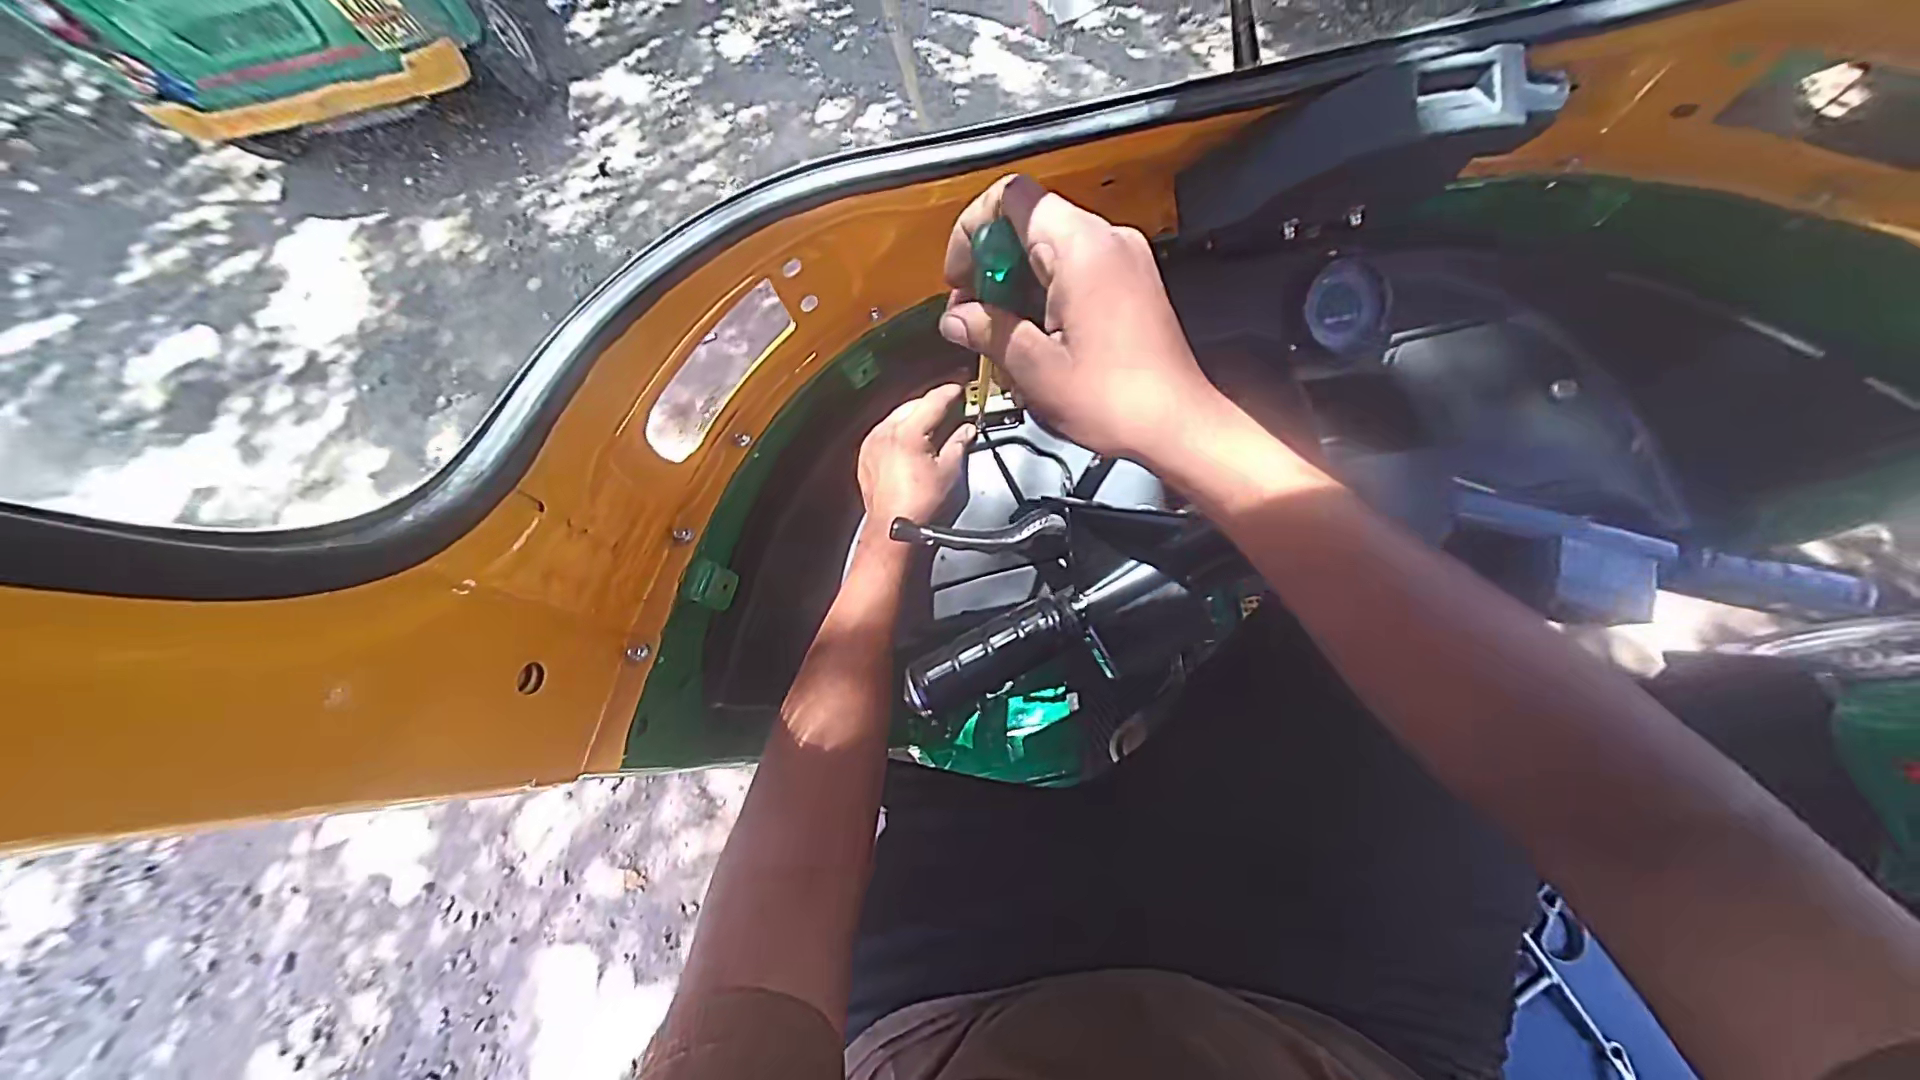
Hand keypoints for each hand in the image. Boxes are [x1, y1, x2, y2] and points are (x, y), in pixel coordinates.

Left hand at [857, 384, 974, 528]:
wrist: (896, 534)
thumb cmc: (921, 509)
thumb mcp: (952, 471)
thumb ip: (960, 443)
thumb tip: (966, 432)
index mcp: (907, 432)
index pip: (934, 400)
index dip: (953, 392)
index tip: (962, 388)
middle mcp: (884, 434)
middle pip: (913, 405)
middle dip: (934, 405)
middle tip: (954, 408)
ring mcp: (872, 447)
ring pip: (897, 418)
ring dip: (917, 418)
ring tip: (936, 427)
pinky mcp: (867, 460)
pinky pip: (886, 435)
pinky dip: (902, 434)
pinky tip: (916, 445)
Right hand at [937, 174, 1227, 466]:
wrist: (1176, 425)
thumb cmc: (1121, 401)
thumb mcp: (1035, 369)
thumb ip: (987, 332)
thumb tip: (956, 318)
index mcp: (1081, 249)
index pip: (1010, 197)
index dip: (972, 231)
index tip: (961, 276)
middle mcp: (1106, 242)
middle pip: (1027, 225)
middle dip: (991, 270)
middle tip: (977, 318)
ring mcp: (1122, 262)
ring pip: (1047, 253)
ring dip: (1015, 290)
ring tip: (1007, 340)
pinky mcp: (1128, 286)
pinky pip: (1073, 273)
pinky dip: (1044, 299)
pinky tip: (1036, 343)